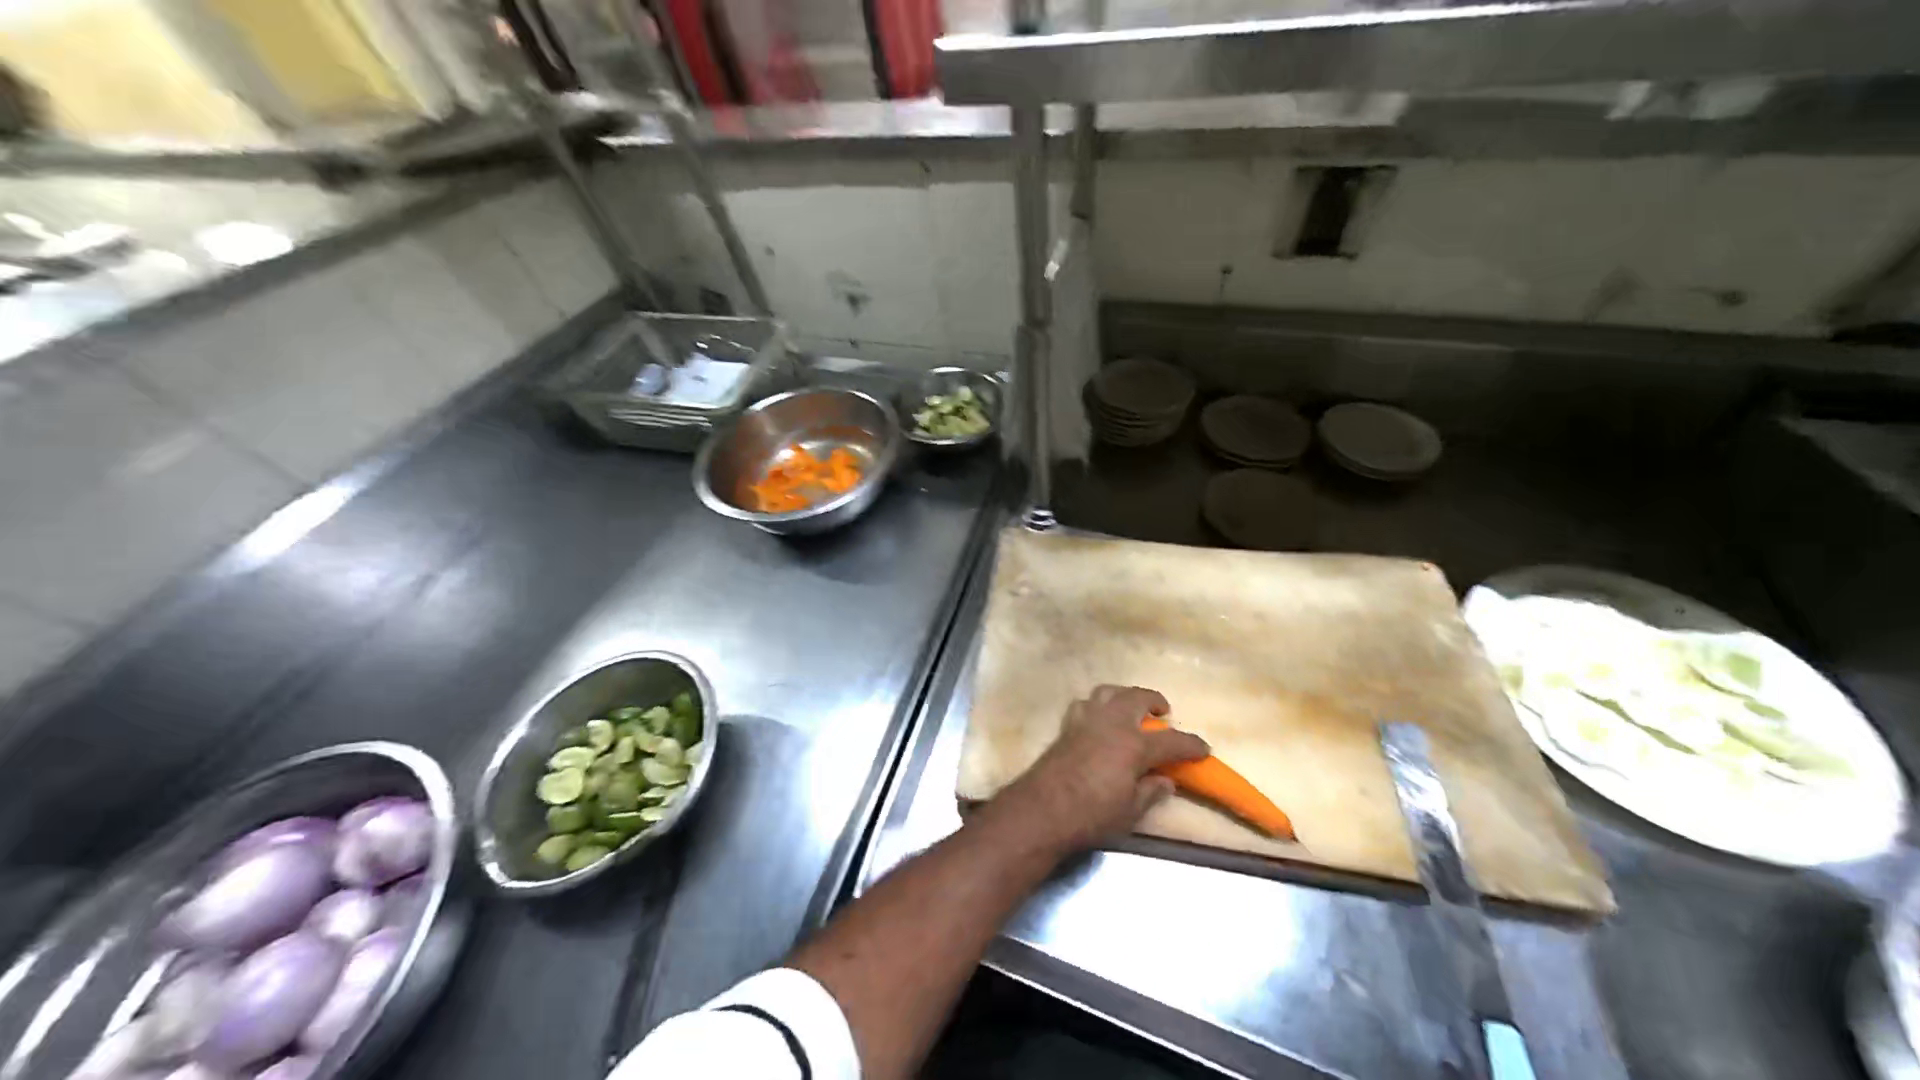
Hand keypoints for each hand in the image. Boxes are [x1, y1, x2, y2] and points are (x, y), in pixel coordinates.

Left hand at [986, 685, 1210, 854]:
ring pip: (1107, 692)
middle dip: (1154, 700)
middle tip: (1163, 711)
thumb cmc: (1091, 815)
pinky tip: (1098, 718)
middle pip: (1136, 698)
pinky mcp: (1066, 726)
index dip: (1191, 744)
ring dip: (1123, 695)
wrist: (1042, 809)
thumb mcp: (1130, 812)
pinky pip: (1085, 704)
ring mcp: (1086, 720)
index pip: (1171, 741)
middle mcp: (1111, 724)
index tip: (1204, 748)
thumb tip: (1165, 781)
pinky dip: (1096, 706)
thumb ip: (1150, 792)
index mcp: (1134, 745)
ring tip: (1130, 706)